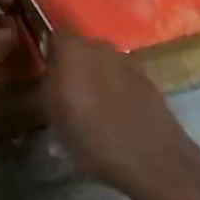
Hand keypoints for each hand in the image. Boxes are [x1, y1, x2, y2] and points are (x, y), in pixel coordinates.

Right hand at [41, 29, 199, 197]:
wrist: (153, 159)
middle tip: (69, 95)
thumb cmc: (93, 136)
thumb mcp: (54, 116)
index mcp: (71, 49)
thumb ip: (46, 87)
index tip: (46, 78)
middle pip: (79, 49)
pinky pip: (122, 77)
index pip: (52, 39)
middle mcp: (98, 45)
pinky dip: (117, 89)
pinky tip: (118, 115)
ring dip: (97, 78)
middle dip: (74, 66)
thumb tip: (47, 76)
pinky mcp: (147, 78)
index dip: (49, 58)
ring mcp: (126, 59)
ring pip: (102, 63)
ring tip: (95, 108)